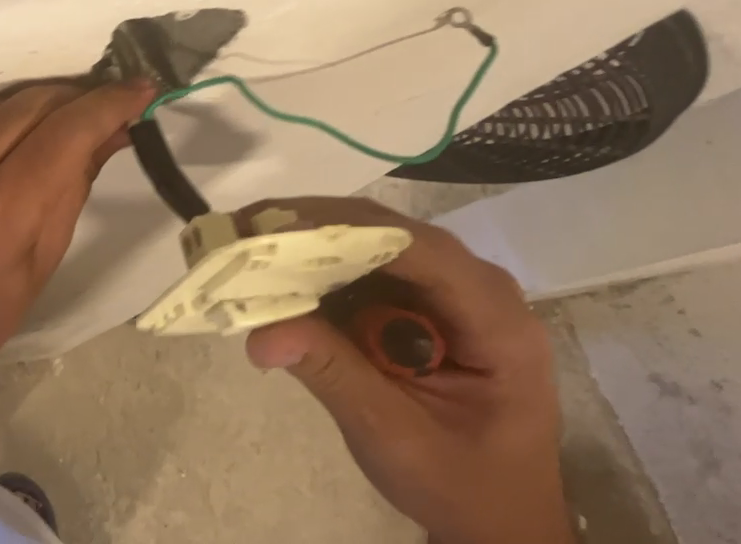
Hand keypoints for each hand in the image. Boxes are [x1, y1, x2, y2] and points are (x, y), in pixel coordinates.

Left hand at [0, 80, 153, 399]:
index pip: (67, 131)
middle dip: (75, 100)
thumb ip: (77, 182)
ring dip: (29, 111)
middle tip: (102, 107)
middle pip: (31, 103)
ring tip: (46, 134)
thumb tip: (116, 127)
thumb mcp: (45, 256)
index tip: (141, 90)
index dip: (109, 104)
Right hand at [238, 197, 574, 543]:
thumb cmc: (460, 487)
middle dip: (314, 225)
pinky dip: (315, 264)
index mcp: (496, 322)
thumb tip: (260, 330)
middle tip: (243, 228)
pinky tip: (272, 269)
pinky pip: (362, 267)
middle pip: (390, 233)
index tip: (277, 231)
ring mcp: (446, 292)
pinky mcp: (417, 301)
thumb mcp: (395, 438)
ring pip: (370, 241)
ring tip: (245, 242)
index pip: (420, 250)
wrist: (495, 522)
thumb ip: (333, 374)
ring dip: (308, 239)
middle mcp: (476, 290)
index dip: (347, 230)